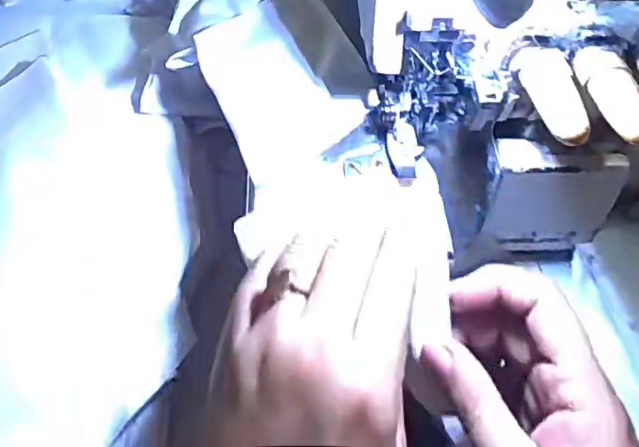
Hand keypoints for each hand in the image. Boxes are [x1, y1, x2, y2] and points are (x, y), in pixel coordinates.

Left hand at [207, 217, 418, 446]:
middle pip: (349, 253)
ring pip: (302, 251)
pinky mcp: (230, 342)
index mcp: (365, 377)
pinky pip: (258, 274)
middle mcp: (317, 345)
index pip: (394, 278)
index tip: (408, 225)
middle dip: (369, 226)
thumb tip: (397, 304)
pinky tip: (295, 241)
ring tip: (339, 222)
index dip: (404, 242)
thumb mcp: (386, 436)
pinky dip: (280, 250)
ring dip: (326, 231)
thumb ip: (395, 368)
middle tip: (378, 214)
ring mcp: (266, 339)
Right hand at [420, 265, 636, 446]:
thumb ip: (473, 398)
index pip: (541, 300)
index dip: (493, 286)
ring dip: (473, 344)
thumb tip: (432, 343)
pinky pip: (513, 380)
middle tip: (428, 331)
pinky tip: (448, 384)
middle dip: (475, 315)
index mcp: (584, 382)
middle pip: (527, 319)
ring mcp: (564, 403)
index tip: (445, 300)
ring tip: (430, 356)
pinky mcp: (551, 424)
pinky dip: (480, 375)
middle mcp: (578, 381)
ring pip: (516, 348)